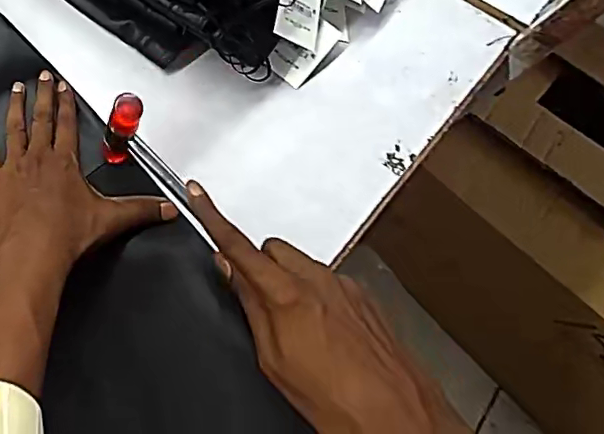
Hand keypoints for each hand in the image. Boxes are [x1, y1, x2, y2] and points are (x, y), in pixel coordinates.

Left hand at [0, 72, 174, 281]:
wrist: (33, 250)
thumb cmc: (66, 235)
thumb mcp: (110, 219)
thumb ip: (140, 210)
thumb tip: (166, 210)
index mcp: (64, 161)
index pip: (66, 124)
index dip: (65, 103)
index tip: (63, 86)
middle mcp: (39, 156)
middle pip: (41, 118)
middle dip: (43, 95)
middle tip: (41, 76)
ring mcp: (15, 165)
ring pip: (15, 127)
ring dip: (15, 106)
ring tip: (16, 88)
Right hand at [187, 182, 467, 433]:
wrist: (405, 424)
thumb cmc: (343, 408)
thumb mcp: (276, 364)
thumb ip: (250, 308)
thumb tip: (230, 271)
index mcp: (288, 296)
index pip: (238, 245)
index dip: (212, 216)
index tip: (198, 193)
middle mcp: (317, 280)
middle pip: (271, 250)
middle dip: (261, 268)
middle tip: (263, 307)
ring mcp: (343, 285)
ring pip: (300, 264)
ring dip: (291, 284)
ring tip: (303, 332)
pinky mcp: (364, 295)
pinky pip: (328, 280)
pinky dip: (319, 298)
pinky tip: (329, 336)